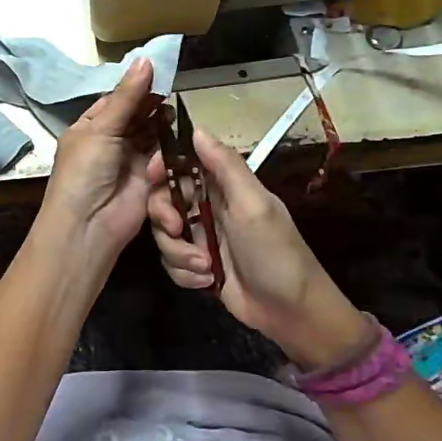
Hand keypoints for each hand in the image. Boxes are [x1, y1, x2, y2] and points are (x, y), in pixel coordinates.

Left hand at [38, 58, 157, 264]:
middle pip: (137, 117)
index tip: (160, 72)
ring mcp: (128, 162)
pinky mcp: (148, 180)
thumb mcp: (102, 129)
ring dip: (162, 127)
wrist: (89, 226)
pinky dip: (169, 150)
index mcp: (88, 127)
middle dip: (152, 107)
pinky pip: (162, 158)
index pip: (115, 100)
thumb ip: (127, 97)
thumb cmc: (85, 172)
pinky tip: (178, 140)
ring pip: (152, 136)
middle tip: (171, 94)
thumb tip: (145, 58)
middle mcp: (109, 142)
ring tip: (174, 115)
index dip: (136, 88)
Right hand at [148, 129, 370, 368]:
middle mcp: (209, 208)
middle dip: (165, 217)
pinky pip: (171, 262)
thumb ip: (226, 166)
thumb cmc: (274, 252)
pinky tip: (206, 281)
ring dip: (179, 253)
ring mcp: (202, 238)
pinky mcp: (197, 266)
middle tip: (178, 230)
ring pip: (163, 235)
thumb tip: (198, 129)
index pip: (183, 164)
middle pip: (164, 199)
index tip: (153, 177)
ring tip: (205, 267)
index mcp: (225, 186)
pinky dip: (185, 274)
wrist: (289, 311)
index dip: (163, 167)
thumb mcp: (253, 204)